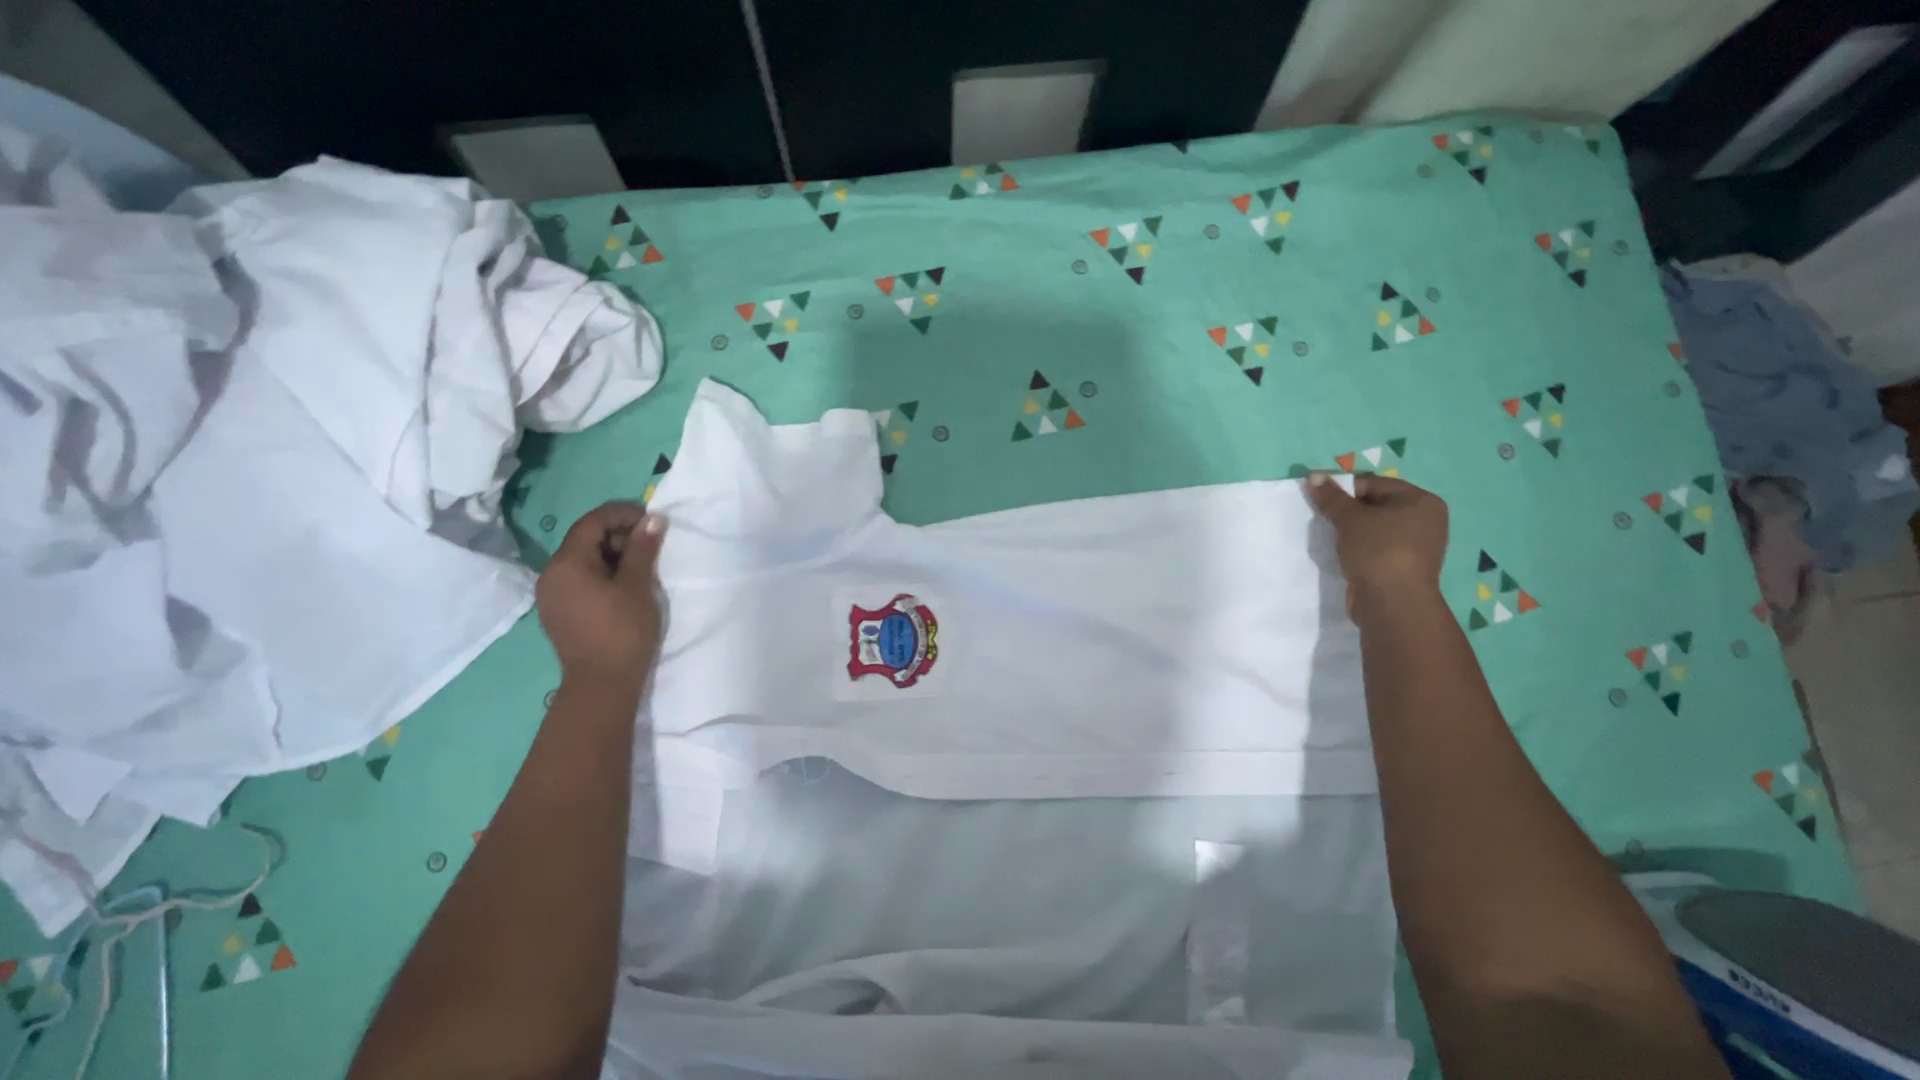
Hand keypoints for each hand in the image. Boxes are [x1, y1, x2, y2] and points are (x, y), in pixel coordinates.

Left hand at [536, 501, 667, 690]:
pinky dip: (601, 575)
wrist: (601, 685)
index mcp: (566, 563)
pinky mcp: (557, 613)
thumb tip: (652, 519)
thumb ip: (642, 549)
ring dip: (611, 556)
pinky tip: (623, 588)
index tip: (651, 520)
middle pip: (584, 539)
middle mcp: (551, 574)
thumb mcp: (637, 586)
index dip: (622, 514)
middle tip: (650, 546)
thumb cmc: (622, 631)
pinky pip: (578, 580)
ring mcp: (550, 595)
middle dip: (618, 535)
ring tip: (641, 568)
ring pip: (581, 561)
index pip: (592, 522)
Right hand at [1307, 473, 1448, 605]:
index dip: (1345, 489)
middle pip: (1376, 506)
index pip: (1375, 485)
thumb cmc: (1378, 551)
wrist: (1392, 604)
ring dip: (1350, 532)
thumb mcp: (1351, 519)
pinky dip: (1358, 550)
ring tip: (1329, 537)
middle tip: (1322, 518)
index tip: (1319, 499)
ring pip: (1374, 530)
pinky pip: (1375, 550)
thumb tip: (1314, 475)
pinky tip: (1340, 555)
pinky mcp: (1403, 569)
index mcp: (1422, 501)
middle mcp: (1425, 521)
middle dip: (1347, 512)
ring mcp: (1416, 547)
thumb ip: (1332, 497)